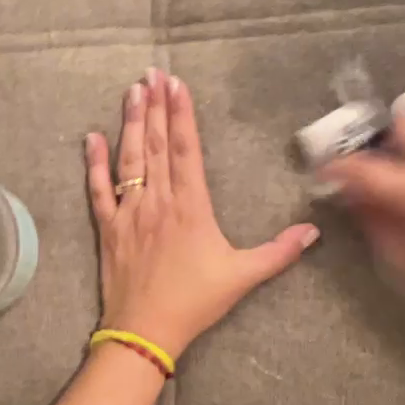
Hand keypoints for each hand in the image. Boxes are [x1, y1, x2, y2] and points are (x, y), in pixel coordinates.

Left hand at [85, 69, 319, 360]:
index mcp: (190, 207)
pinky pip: (98, 190)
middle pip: (156, 145)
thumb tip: (313, 231)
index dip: (182, 114)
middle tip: (151, 73)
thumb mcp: (242, 277)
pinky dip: (94, 163)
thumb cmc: (195, 302)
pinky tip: (92, 137)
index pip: (186, 149)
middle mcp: (158, 201)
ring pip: (129, 159)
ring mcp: (129, 213)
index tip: (177, 84)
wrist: (144, 331)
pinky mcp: (108, 228)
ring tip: (132, 92)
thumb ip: (278, 252)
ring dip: (131, 123)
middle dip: (155, 106)